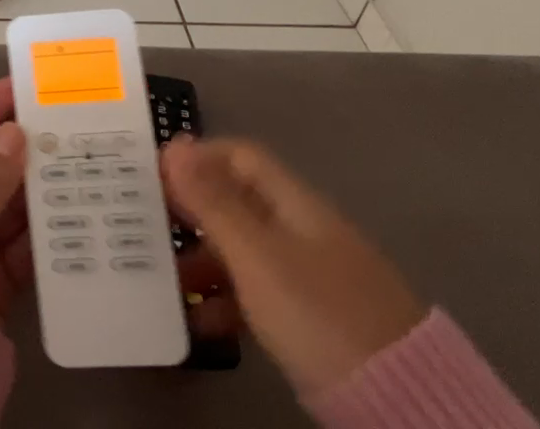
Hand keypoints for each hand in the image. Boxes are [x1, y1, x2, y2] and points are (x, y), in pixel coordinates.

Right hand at [160, 138, 425, 394]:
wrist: (396, 395)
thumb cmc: (317, 311)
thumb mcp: (256, 255)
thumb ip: (212, 201)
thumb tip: (174, 145)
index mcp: (295, 203)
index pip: (240, 156)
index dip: (196, 158)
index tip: (150, 175)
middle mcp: (301, 230)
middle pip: (236, 203)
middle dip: (189, 212)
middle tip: (143, 225)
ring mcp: (307, 274)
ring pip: (241, 251)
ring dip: (200, 260)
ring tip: (163, 280)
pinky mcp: (309, 315)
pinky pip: (254, 292)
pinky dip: (223, 299)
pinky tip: (198, 319)